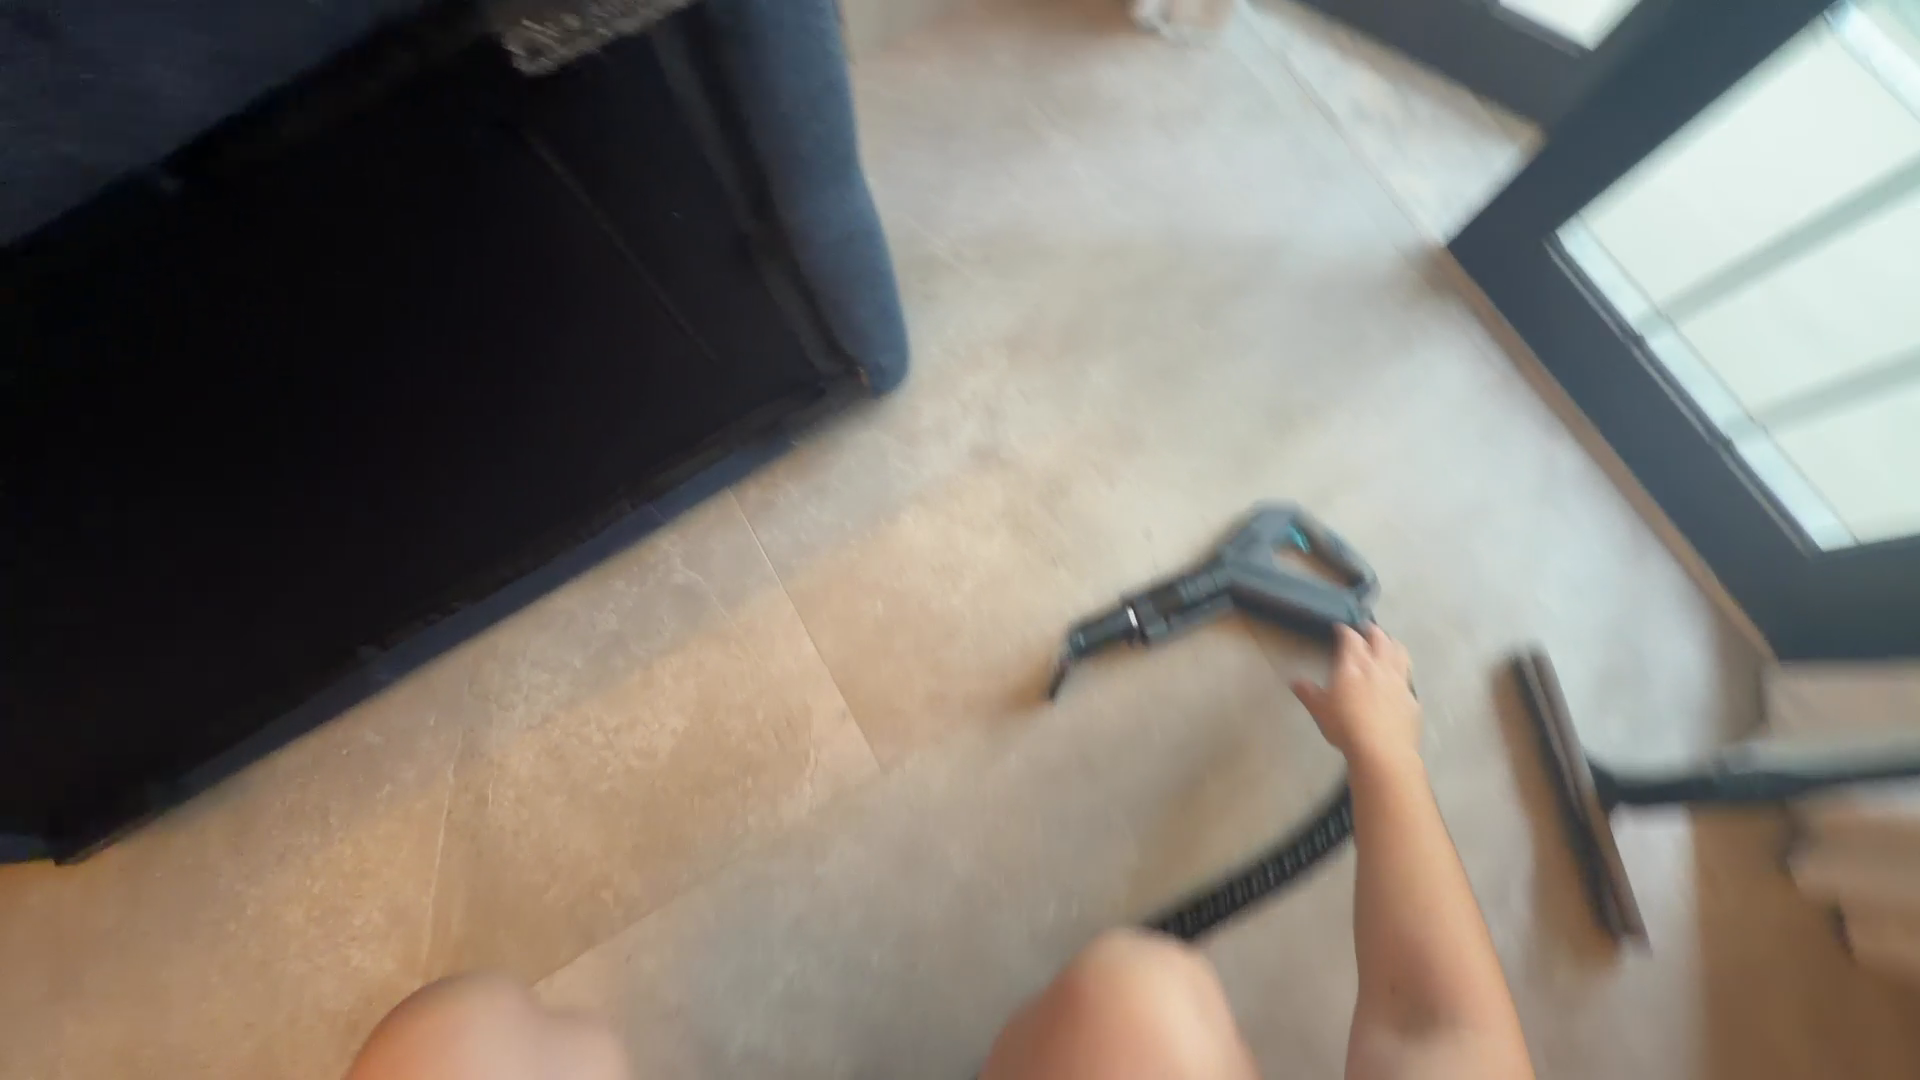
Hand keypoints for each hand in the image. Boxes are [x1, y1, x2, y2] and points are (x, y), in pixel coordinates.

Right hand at [1291, 624, 1418, 764]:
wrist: (1382, 750)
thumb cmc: (1345, 726)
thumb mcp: (1319, 709)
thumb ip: (1308, 693)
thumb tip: (1295, 681)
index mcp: (1352, 666)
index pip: (1351, 639)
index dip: (1345, 631)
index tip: (1340, 628)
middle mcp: (1377, 667)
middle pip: (1379, 640)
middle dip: (1372, 631)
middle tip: (1366, 628)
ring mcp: (1398, 681)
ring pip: (1399, 653)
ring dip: (1392, 643)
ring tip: (1388, 642)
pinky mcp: (1411, 697)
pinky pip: (1408, 677)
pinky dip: (1403, 670)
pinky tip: (1399, 676)